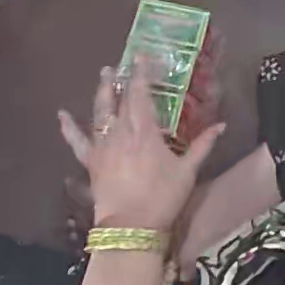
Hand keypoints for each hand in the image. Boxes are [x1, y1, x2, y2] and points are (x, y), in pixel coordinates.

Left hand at [59, 66, 224, 237]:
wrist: (131, 227)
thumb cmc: (162, 197)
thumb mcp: (188, 171)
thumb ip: (203, 145)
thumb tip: (222, 125)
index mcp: (144, 131)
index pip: (141, 94)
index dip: (141, 73)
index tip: (142, 57)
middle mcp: (121, 132)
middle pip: (117, 99)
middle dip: (119, 79)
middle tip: (120, 64)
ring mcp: (103, 146)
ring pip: (99, 113)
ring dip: (101, 93)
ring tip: (104, 77)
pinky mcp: (91, 162)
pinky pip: (77, 141)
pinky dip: (69, 128)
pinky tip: (62, 115)